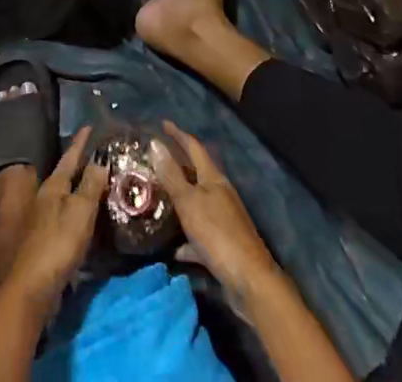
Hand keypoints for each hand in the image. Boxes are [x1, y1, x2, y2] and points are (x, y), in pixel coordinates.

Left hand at [1, 127, 109, 307]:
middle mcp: (45, 199)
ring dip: (81, 188)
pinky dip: (80, 209)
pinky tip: (89, 215)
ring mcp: (44, 220)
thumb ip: (91, 184)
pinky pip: (68, 215)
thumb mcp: (80, 210)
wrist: (34, 286)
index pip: (70, 157)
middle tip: (100, 154)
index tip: (89, 126)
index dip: (80, 142)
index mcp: (53, 187)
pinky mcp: (47, 240)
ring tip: (99, 181)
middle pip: (66, 175)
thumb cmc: (58, 242)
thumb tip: (100, 159)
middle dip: (81, 164)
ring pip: (66, 196)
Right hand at [150, 121, 278, 299]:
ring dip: (179, 200)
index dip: (178, 134)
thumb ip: (172, 175)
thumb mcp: (189, 202)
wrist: (248, 278)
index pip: (194, 147)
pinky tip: (170, 248)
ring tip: (156, 201)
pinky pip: (198, 235)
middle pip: (196, 173)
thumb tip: (155, 143)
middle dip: (176, 166)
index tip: (163, 124)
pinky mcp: (222, 243)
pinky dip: (185, 238)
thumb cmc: (217, 233)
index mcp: (214, 178)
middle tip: (153, 162)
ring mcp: (223, 218)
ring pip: (196, 203)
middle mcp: (220, 193)